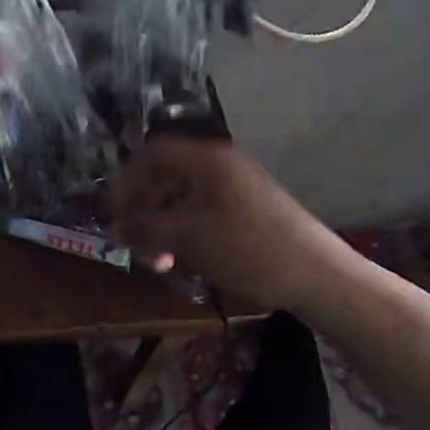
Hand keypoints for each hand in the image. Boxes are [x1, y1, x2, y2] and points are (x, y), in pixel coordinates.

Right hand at [111, 137, 351, 308]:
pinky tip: (182, 259)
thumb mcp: (190, 238)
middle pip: (166, 178)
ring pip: (182, 199)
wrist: (315, 274)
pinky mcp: (245, 210)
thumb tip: (115, 228)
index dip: (126, 182)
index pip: (152, 155)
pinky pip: (202, 213)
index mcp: (207, 161)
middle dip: (143, 210)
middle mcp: (220, 166)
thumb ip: (147, 229)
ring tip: (159, 262)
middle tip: (132, 246)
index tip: (114, 215)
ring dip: (162, 227)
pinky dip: (184, 232)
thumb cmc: (249, 249)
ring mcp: (235, 188)